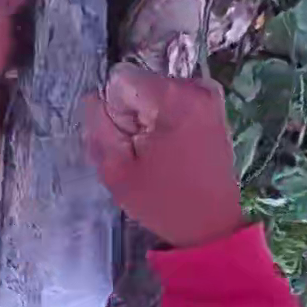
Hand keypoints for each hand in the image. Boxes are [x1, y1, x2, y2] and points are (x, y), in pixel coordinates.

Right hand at [84, 62, 244, 248]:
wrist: (211, 225)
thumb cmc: (163, 202)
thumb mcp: (116, 170)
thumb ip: (98, 127)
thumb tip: (93, 98)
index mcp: (172, 98)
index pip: (119, 81)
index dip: (115, 112)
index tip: (129, 141)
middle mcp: (195, 86)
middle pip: (138, 84)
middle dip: (132, 115)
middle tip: (142, 153)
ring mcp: (208, 95)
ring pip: (152, 92)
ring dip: (147, 119)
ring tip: (158, 154)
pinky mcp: (213, 107)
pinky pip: (171, 101)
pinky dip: (165, 121)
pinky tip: (171, 149)